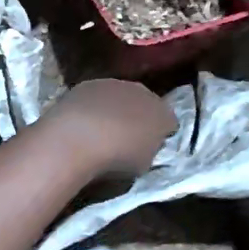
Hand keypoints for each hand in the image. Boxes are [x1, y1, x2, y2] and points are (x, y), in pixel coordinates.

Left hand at [42, 79, 176, 175]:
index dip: (161, 133)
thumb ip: (148, 150)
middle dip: (139, 116)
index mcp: (162, 115)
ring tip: (101, 128)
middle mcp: (143, 93)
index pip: (169, 121)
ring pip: (120, 96)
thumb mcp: (143, 165)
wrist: (78, 138)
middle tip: (127, 136)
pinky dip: (93, 106)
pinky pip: (96, 95)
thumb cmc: (116, 159)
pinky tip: (82, 121)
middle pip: (145, 103)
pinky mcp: (88, 84)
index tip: (151, 145)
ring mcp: (115, 84)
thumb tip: (144, 145)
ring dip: (115, 108)